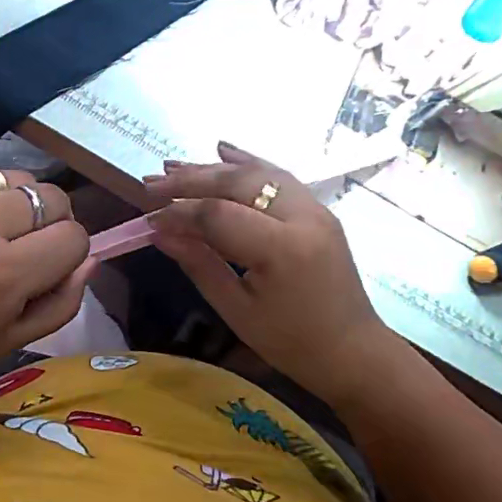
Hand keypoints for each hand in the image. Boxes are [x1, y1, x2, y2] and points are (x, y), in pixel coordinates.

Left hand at [0, 171, 91, 397]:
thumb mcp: (12, 342)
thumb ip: (63, 302)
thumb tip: (89, 261)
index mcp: (5, 274)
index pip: (74, 236)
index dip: (71, 255)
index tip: (52, 271)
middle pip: (54, 198)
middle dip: (55, 223)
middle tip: (32, 250)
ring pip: (22, 179)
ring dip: (26, 204)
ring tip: (6, 232)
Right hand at [144, 143, 406, 401]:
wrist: (353, 351)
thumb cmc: (292, 343)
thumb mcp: (237, 310)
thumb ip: (199, 265)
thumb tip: (160, 233)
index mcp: (282, 249)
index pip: (219, 215)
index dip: (180, 214)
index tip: (148, 219)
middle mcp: (303, 217)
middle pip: (237, 183)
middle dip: (191, 181)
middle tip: (152, 182)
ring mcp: (316, 209)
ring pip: (258, 173)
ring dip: (215, 168)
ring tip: (175, 166)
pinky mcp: (319, 210)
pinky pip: (279, 177)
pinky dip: (248, 164)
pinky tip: (223, 150)